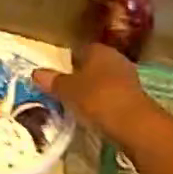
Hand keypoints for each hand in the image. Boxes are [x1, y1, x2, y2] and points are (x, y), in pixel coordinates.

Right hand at [32, 43, 157, 140]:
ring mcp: (129, 79)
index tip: (60, 77)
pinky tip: (98, 117)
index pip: (82, 50)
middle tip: (67, 93)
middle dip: (83, 77)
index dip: (70, 62)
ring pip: (106, 82)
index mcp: (99, 50)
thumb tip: (35, 73)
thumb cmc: (97, 99)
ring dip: (96, 92)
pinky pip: (115, 98)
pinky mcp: (137, 99)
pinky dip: (106, 105)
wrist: (133, 123)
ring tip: (80, 107)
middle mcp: (116, 59)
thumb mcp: (68, 91)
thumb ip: (53, 81)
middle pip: (95, 66)